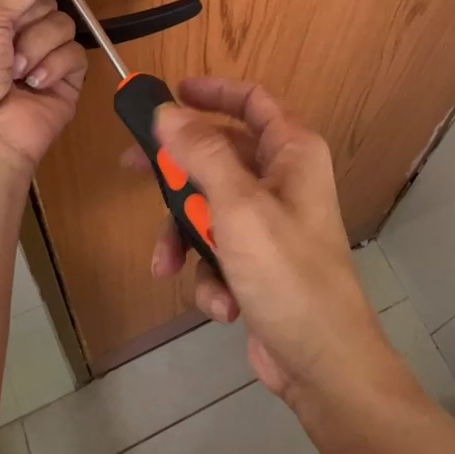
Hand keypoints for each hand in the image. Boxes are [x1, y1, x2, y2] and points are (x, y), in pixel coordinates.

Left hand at [0, 0, 87, 171]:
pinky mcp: (68, 82)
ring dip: (39, 45)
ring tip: (18, 71)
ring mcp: (45, 60)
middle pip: (48, 2)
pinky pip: (76, 54)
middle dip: (31, 18)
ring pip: (64, 25)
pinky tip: (36, 84)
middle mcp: (17, 38)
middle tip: (10, 42)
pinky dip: (55, 66)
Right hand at [148, 77, 399, 407]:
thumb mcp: (238, 206)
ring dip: (186, 237)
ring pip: (208, 207)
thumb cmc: (287, 272)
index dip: (213, 92)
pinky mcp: (257, 261)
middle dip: (177, 172)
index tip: (171, 92)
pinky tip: (221, 302)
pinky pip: (217, 250)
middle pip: (219, 155)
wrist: (322, 362)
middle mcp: (284, 179)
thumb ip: (202, 153)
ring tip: (170, 264)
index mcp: (292, 152)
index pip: (252, 101)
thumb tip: (168, 111)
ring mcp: (270, 222)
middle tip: (132, 168)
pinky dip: (209, 274)